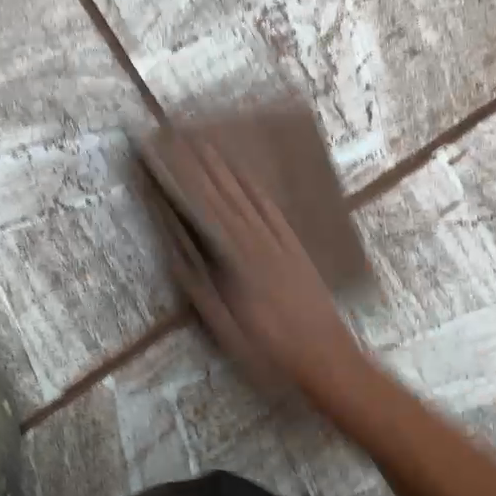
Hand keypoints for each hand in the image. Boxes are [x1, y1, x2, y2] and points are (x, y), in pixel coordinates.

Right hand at [158, 139, 370, 403]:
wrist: (326, 358)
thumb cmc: (268, 350)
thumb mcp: (226, 328)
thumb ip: (200, 288)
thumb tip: (175, 251)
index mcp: (234, 259)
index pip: (204, 209)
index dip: (186, 180)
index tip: (169, 156)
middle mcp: (255, 241)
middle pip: (224, 196)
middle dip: (202, 164)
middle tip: (184, 136)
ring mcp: (278, 242)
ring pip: (247, 197)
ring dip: (227, 169)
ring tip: (209, 144)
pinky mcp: (295, 249)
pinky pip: (273, 211)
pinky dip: (258, 190)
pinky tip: (248, 177)